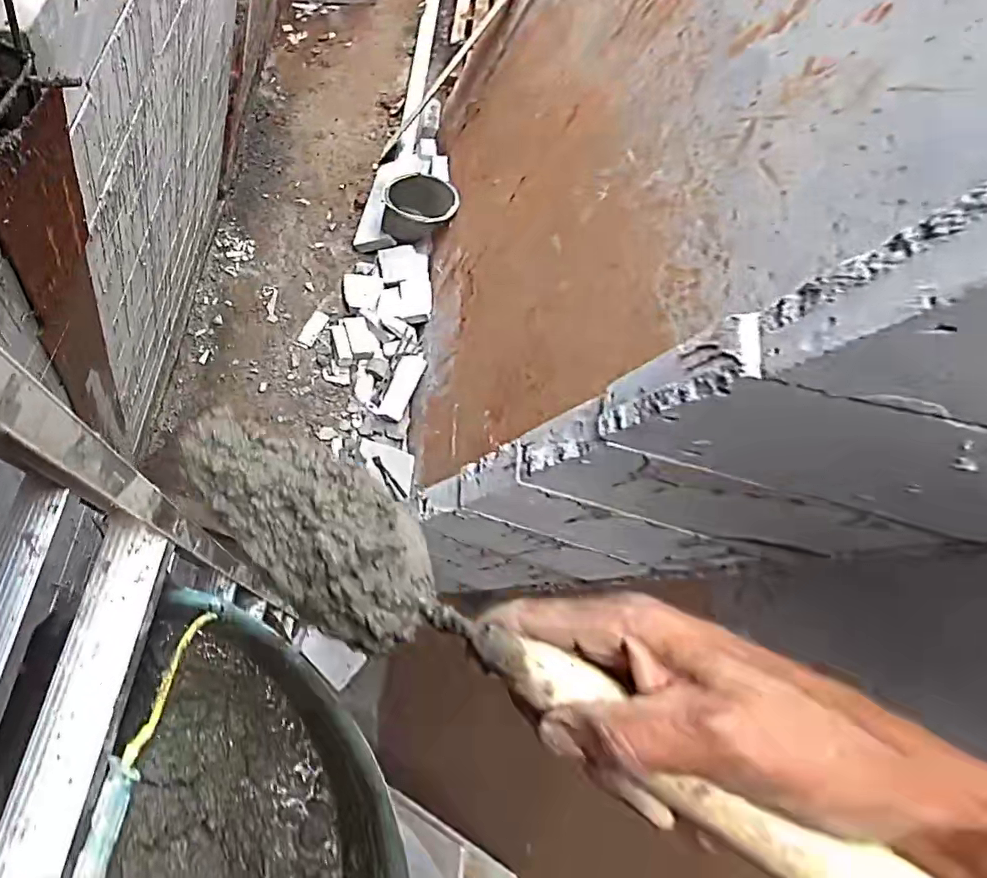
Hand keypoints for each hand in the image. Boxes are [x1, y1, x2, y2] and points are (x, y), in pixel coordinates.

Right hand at [482, 594, 986, 875]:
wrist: (919, 797)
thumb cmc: (826, 753)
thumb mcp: (719, 740)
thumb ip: (622, 731)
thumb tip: (549, 729)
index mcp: (626, 622)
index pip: (522, 619)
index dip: (498, 652)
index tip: (518, 707)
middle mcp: (622, 638)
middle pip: (543, 671)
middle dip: (566, 728)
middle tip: (610, 773)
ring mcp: (640, 673)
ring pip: (574, 709)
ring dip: (601, 759)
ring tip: (656, 799)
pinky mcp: (657, 707)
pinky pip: (609, 733)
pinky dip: (626, 769)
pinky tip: (668, 796)